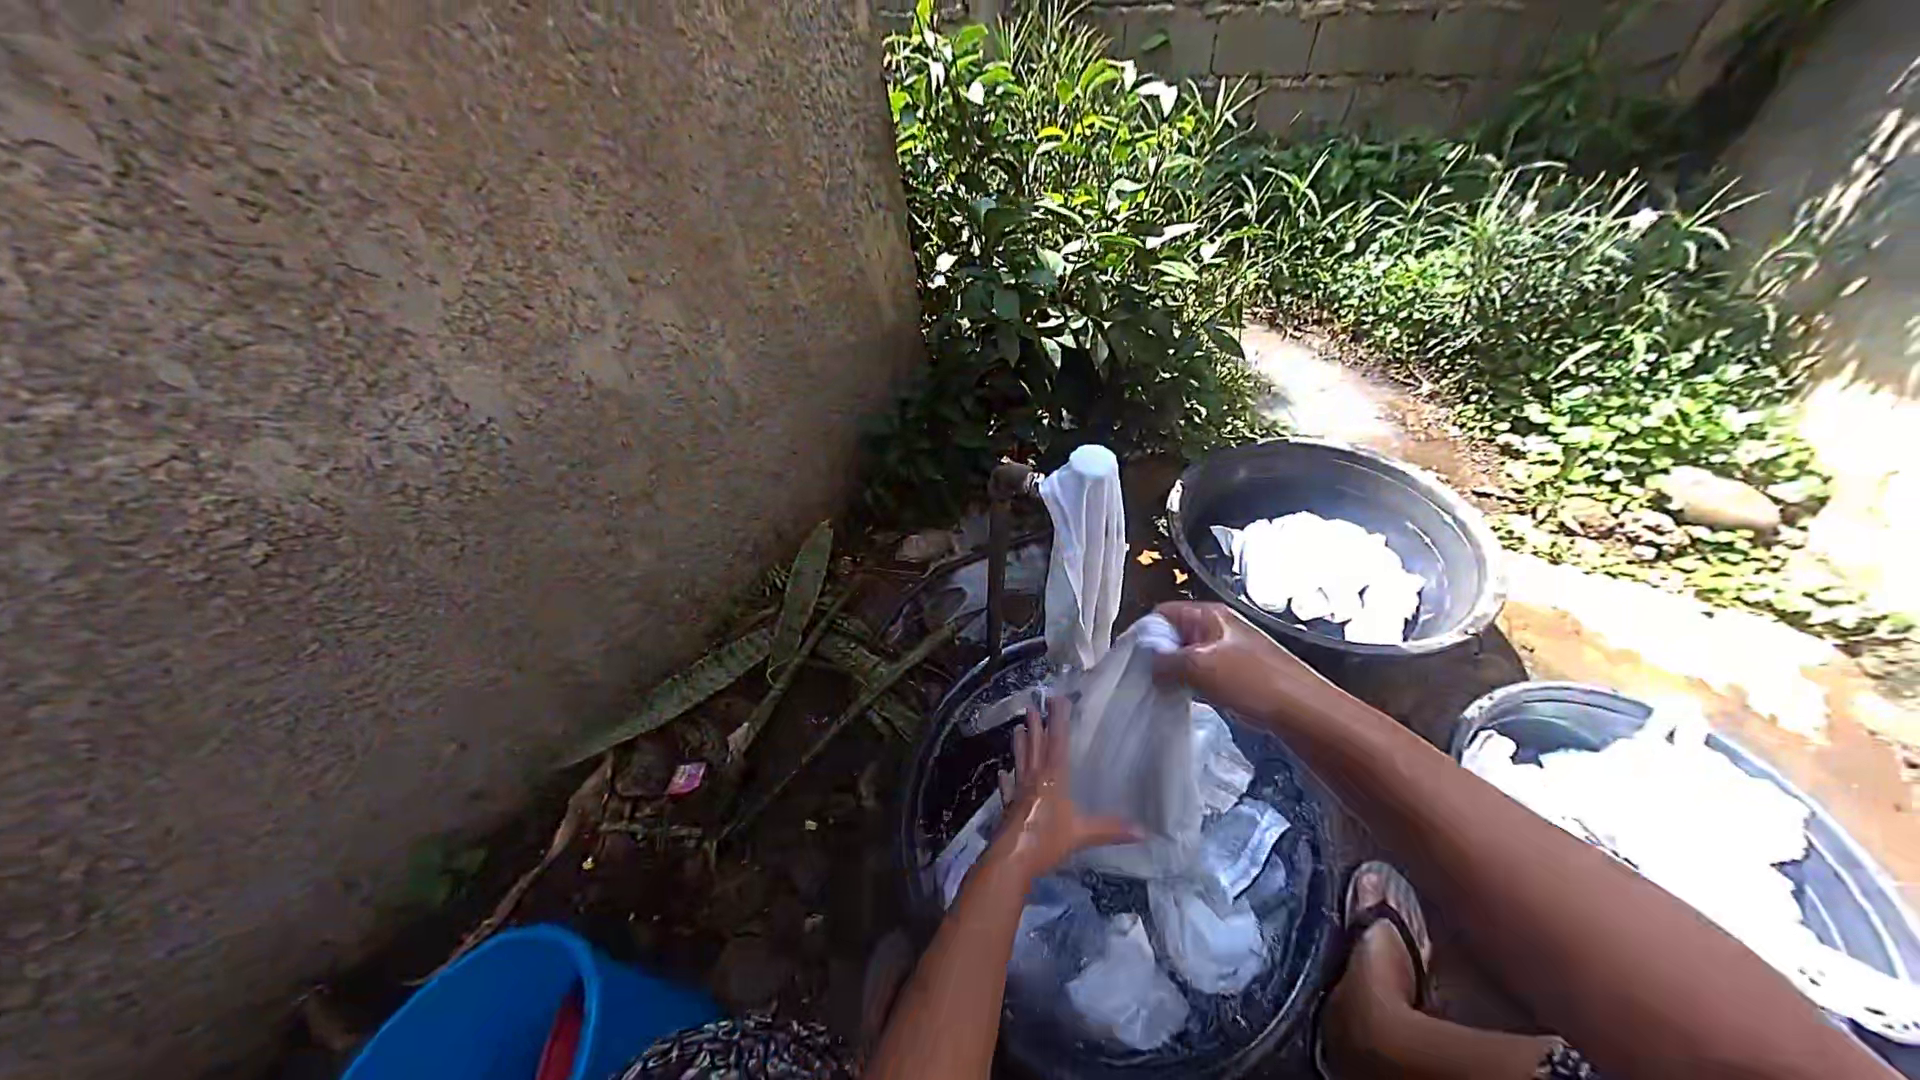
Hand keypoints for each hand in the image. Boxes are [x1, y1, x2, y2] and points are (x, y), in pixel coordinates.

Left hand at [988, 697, 1141, 880]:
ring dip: (1020, 744)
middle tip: (1032, 705)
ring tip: (1017, 728)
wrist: (1011, 859)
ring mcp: (1018, 792)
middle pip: (1036, 746)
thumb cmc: (1047, 840)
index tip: (1057, 699)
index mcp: (1053, 778)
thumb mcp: (1082, 834)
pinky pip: (1007, 788)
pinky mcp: (1008, 806)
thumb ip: (1111, 829)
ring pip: (1020, 761)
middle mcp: (1034, 778)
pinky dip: (1006, 779)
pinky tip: (1003, 773)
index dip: (1058, 720)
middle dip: (1036, 725)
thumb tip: (1145, 831)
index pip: (1057, 742)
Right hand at [1154, 600, 1347, 728]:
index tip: (1131, 658)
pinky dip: (1190, 685)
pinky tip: (1188, 699)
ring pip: (1185, 657)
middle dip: (1158, 656)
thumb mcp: (1199, 667)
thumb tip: (1149, 666)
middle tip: (1146, 678)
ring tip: (1165, 691)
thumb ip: (1165, 662)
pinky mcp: (1234, 674)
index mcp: (1209, 616)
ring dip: (1174, 674)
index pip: (1162, 613)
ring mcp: (1226, 651)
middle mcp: (1217, 628)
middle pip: (1172, 635)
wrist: (1301, 711)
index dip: (1144, 633)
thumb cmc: (1254, 681)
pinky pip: (1200, 674)